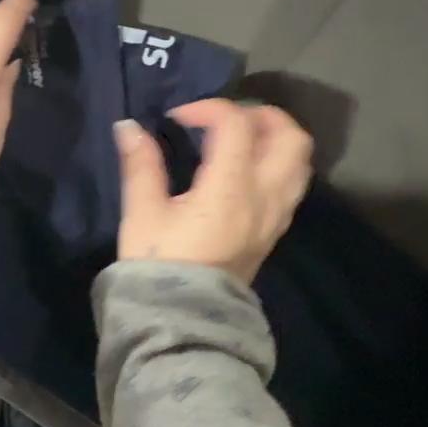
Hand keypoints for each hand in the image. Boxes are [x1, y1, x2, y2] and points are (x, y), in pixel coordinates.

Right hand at [114, 99, 312, 281]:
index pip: (236, 125)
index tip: (177, 118)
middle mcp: (263, 197)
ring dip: (275, 140)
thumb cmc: (159, 263)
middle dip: (261, 116)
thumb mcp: (141, 213)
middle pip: (290, 138)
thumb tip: (129, 126)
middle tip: (226, 119)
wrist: (183, 317)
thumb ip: (140, 165)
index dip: (207, 108)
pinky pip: (291, 185)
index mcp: (229, 188)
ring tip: (240, 140)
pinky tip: (244, 171)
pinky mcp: (273, 232)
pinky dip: (276, 164)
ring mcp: (274, 216)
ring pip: (298, 162)